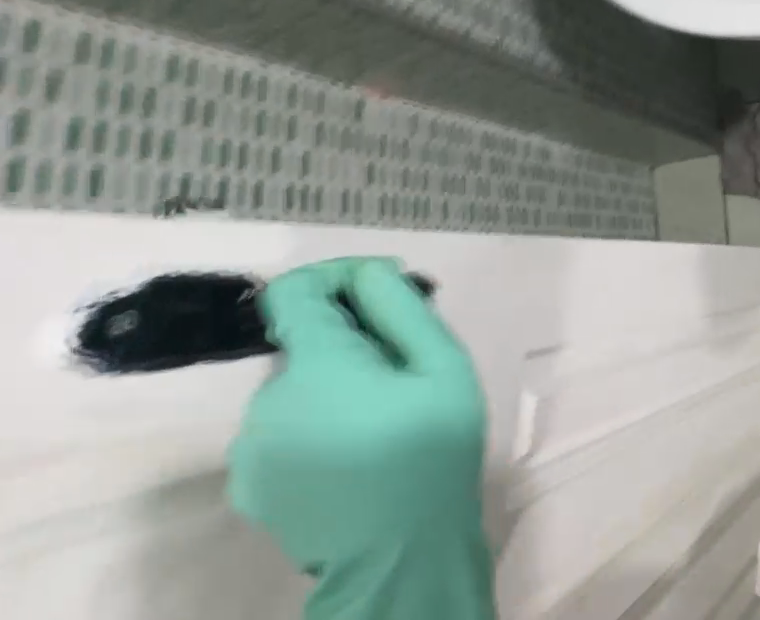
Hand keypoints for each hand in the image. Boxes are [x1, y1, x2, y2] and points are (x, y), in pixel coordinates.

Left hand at [228, 257, 495, 619]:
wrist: (399, 551)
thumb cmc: (433, 448)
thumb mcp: (443, 368)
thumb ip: (402, 312)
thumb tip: (369, 273)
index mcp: (315, 365)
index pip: (294, 291)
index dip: (336, 275)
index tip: (383, 286)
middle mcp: (266, 399)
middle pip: (305, 343)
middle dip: (353, 340)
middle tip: (408, 368)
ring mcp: (251, 446)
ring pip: (296, 388)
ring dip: (336, 383)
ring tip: (387, 414)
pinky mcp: (251, 482)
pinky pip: (285, 429)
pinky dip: (318, 422)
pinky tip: (358, 448)